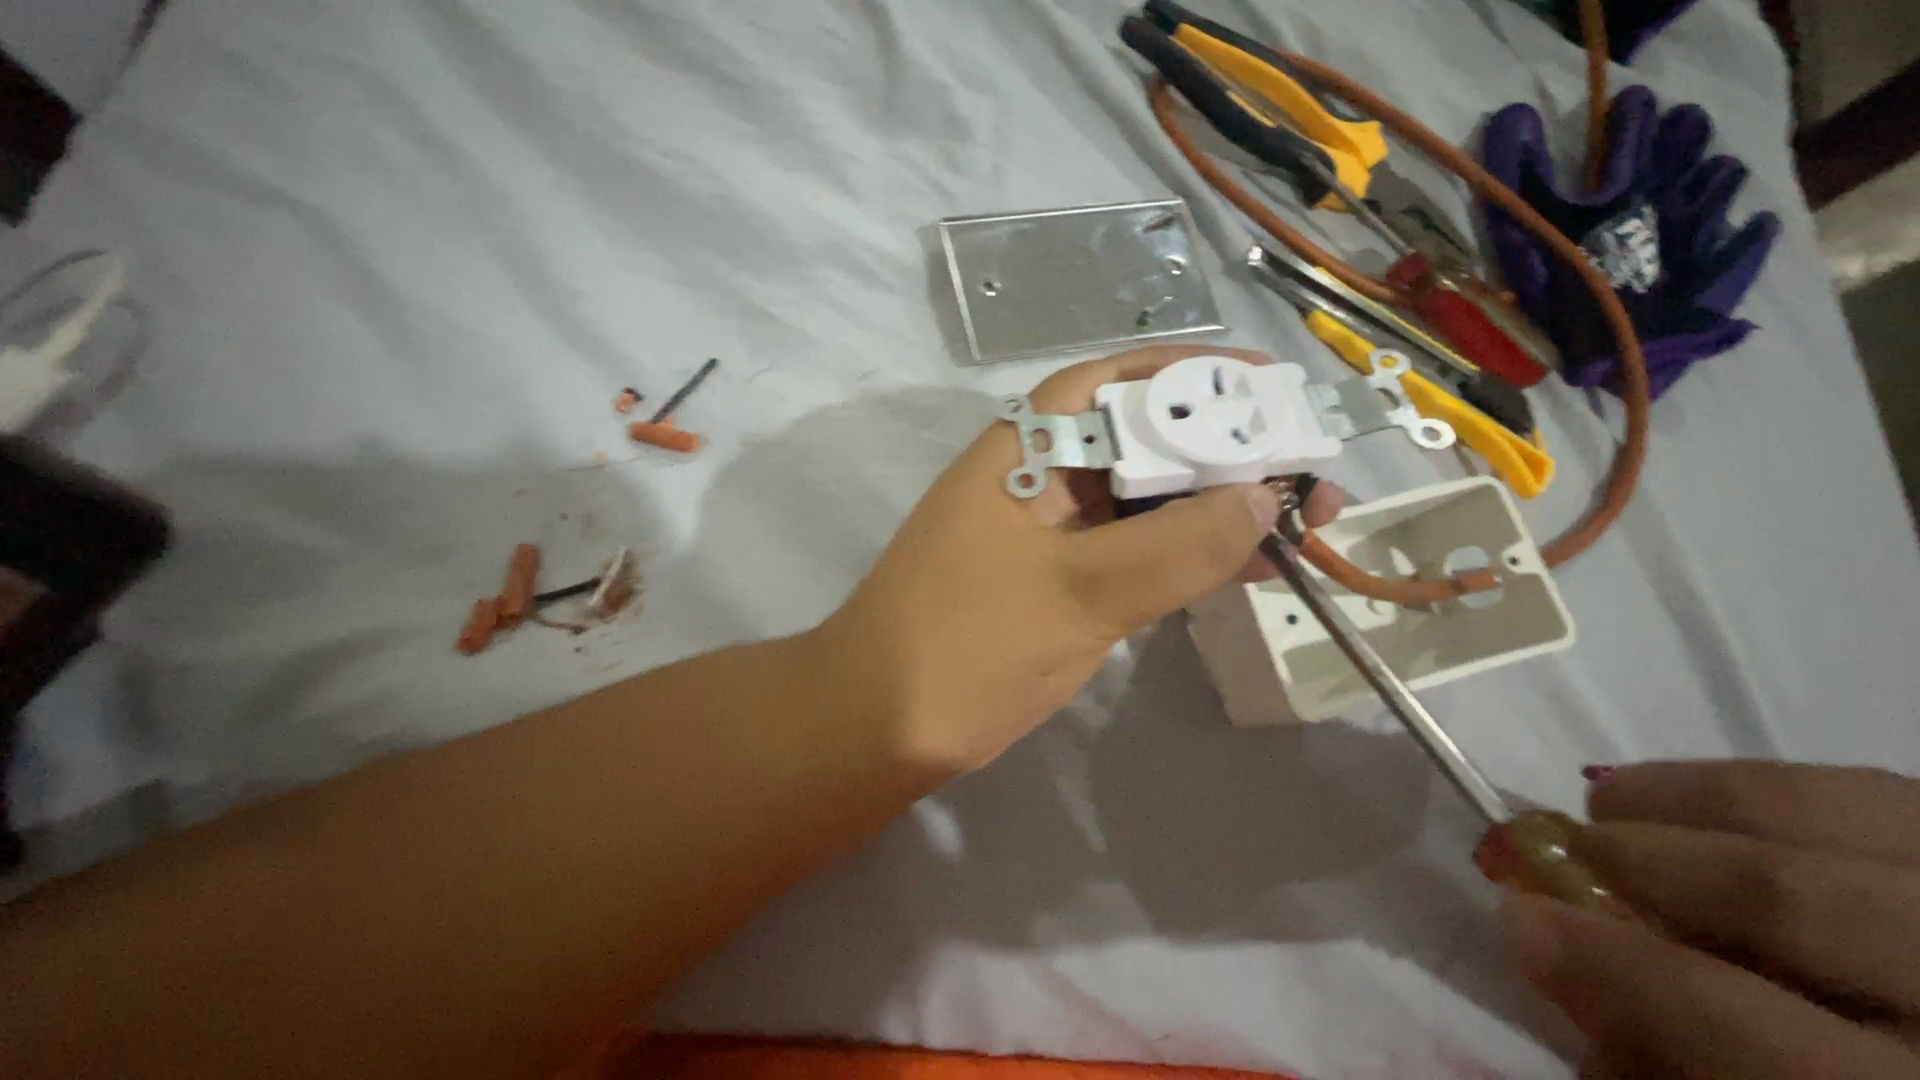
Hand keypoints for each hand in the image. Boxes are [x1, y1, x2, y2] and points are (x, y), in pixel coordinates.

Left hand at [819, 345, 1341, 772]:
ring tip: (1305, 523)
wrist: (878, 730)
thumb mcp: (1077, 593)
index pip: (1114, 383)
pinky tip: (1248, 568)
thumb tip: (1264, 497)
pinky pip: (1134, 554)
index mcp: (1024, 451)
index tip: (1268, 386)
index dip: (1192, 374)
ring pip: (1144, 503)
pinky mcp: (1055, 585)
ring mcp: (1045, 535)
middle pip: (1141, 443)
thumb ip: (1174, 546)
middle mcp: (1036, 479)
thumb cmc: (965, 647)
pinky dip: (1187, 557)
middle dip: (1225, 452)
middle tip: (1311, 472)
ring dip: (1215, 510)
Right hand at [1503, 760, 1919, 1077]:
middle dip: (1638, 859)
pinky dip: (1772, 787)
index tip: (1516, 918)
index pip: (1721, 1007)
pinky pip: (1877, 791)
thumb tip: (1560, 968)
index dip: (1602, 959)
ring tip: (1611, 803)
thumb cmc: (1838, 1079)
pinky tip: (1708, 800)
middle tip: (1560, 850)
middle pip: (1783, 896)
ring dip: (1692, 798)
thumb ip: (1662, 1056)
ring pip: (1835, 815)